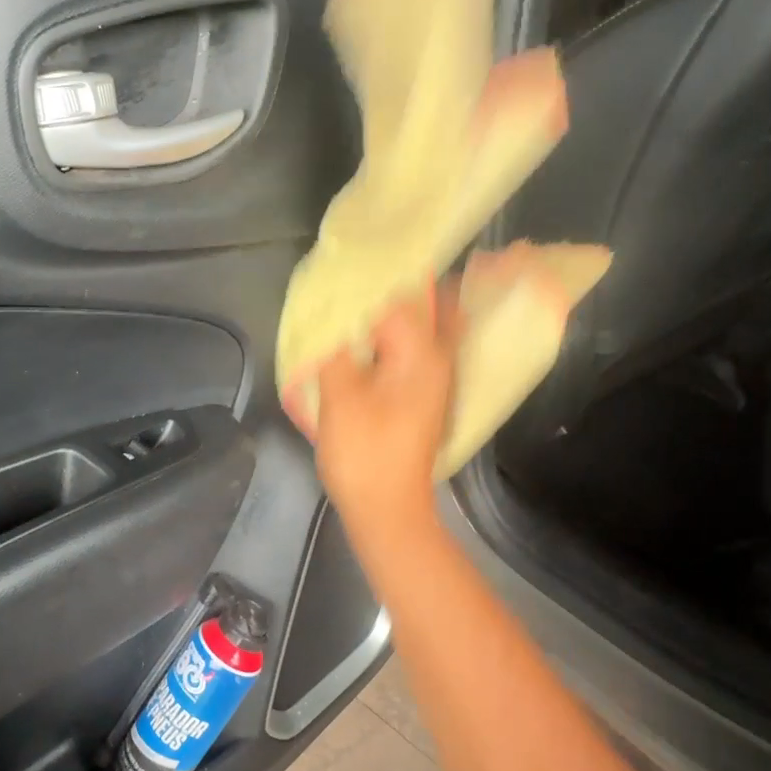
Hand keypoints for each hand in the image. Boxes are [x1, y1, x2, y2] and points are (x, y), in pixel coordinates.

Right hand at [288, 280, 460, 528]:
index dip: (376, 274)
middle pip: (426, 304)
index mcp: (423, 354)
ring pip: (422, 327)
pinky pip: (414, 350)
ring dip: (394, 310)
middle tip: (354, 275)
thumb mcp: (340, 397)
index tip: (347, 258)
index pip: (406, 293)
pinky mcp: (424, 397)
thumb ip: (336, 347)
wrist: (387, 512)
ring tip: (354, 301)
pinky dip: (393, 336)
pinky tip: (362, 339)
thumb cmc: (365, 454)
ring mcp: (436, 380)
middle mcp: (439, 360)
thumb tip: (331, 312)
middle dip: (395, 285)